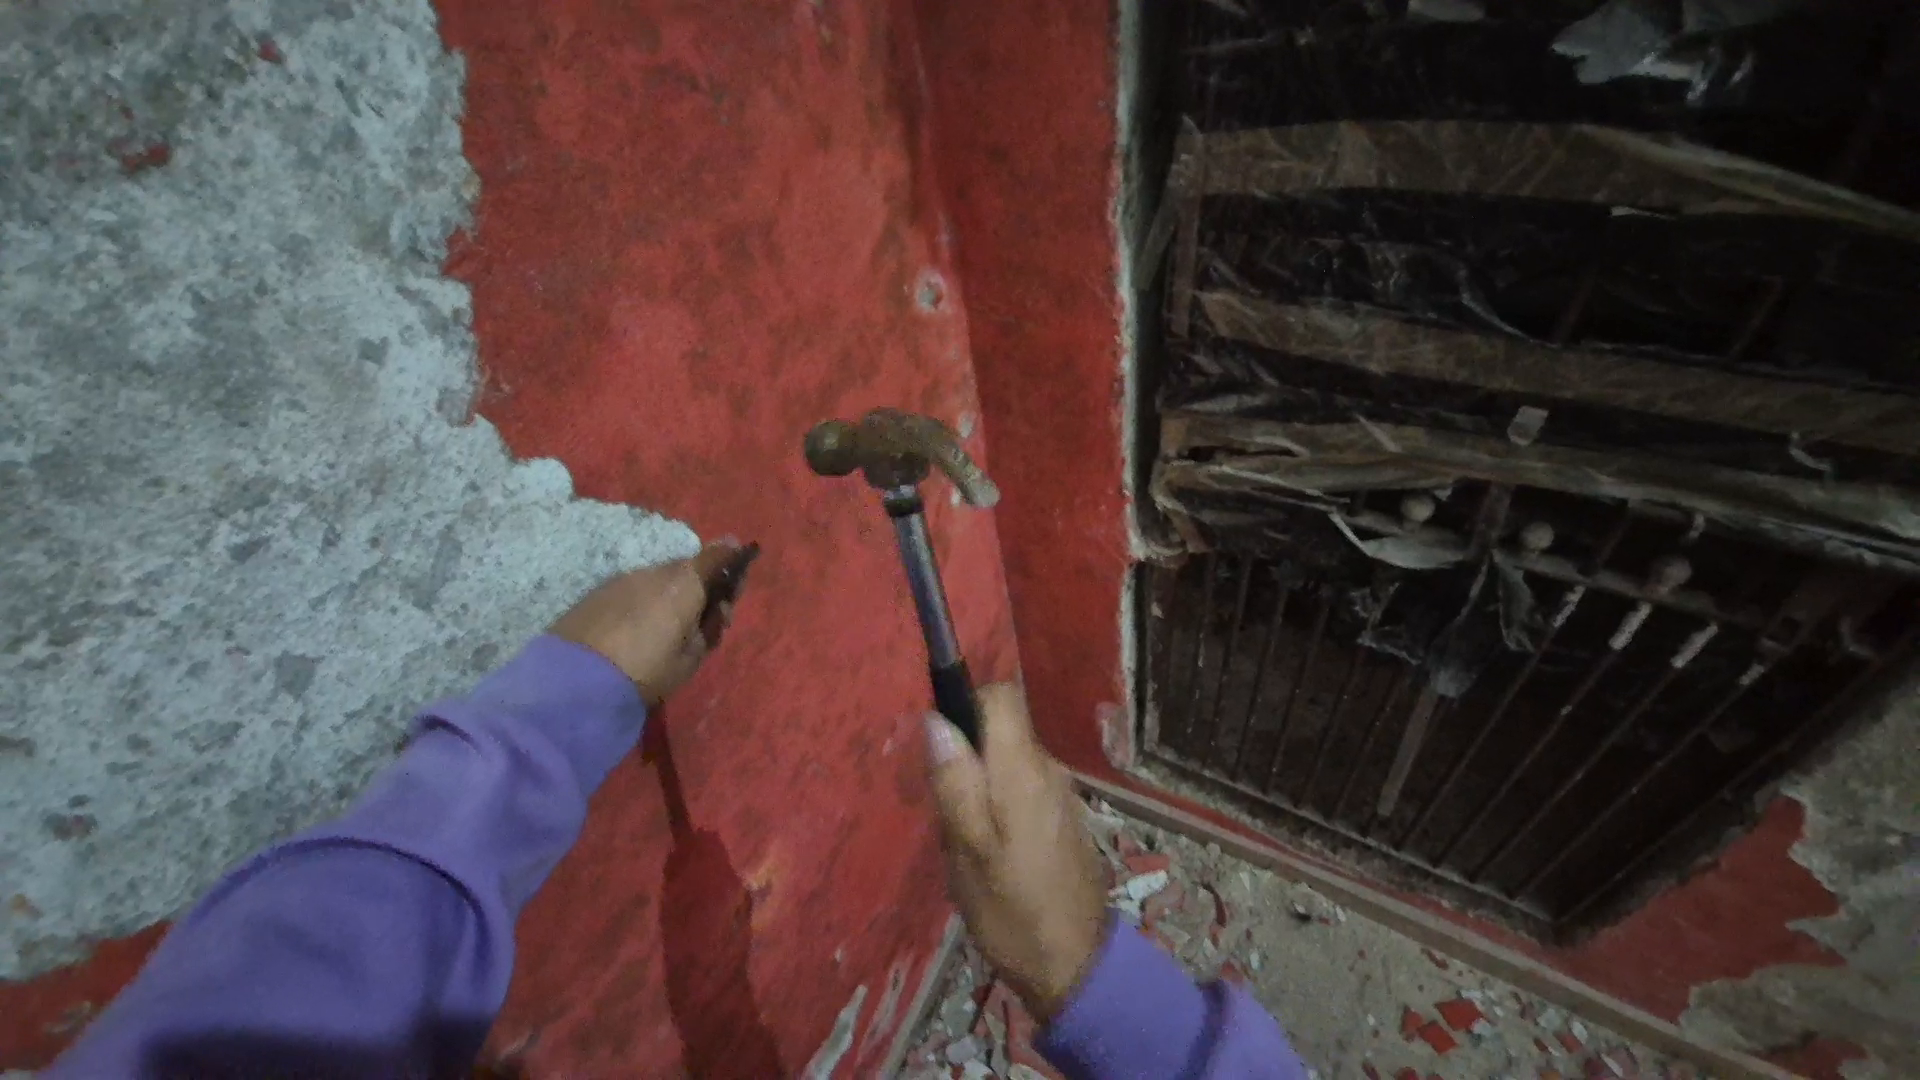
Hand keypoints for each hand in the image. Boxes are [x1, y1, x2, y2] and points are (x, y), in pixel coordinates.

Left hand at [549, 540, 742, 704]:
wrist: (572, 682)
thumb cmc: (645, 672)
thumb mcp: (691, 659)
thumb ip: (709, 626)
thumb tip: (716, 605)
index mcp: (685, 584)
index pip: (716, 557)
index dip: (731, 558)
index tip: (741, 561)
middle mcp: (655, 572)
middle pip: (686, 568)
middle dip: (699, 582)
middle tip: (705, 613)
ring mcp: (623, 579)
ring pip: (658, 578)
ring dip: (669, 592)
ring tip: (667, 624)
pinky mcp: (598, 592)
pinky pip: (633, 588)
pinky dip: (643, 600)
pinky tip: (637, 626)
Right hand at [924, 684, 1107, 1021]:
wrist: (1078, 965)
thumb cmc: (1013, 910)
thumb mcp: (969, 849)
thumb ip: (955, 781)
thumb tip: (936, 719)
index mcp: (1023, 769)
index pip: (1001, 696)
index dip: (967, 702)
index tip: (941, 743)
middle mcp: (1048, 768)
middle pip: (1002, 728)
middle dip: (967, 753)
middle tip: (945, 806)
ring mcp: (1059, 792)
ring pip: (1008, 759)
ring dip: (980, 781)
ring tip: (963, 836)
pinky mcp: (1061, 815)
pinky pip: (1021, 784)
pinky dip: (999, 801)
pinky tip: (989, 848)